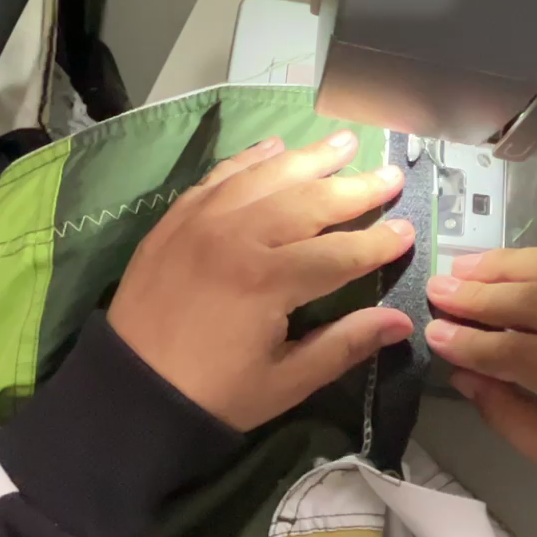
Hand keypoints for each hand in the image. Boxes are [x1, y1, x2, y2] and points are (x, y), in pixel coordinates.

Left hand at [108, 131, 415, 430]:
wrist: (129, 390)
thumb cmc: (214, 394)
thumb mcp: (285, 383)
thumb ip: (343, 345)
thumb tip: (399, 322)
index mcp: (268, 281)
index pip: (341, 253)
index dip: (378, 243)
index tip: (408, 231)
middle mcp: (238, 237)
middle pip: (309, 202)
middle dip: (355, 188)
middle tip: (390, 173)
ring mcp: (203, 221)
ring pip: (266, 177)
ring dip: (308, 158)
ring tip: (343, 142)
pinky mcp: (176, 219)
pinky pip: (220, 178)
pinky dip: (250, 160)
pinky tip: (274, 149)